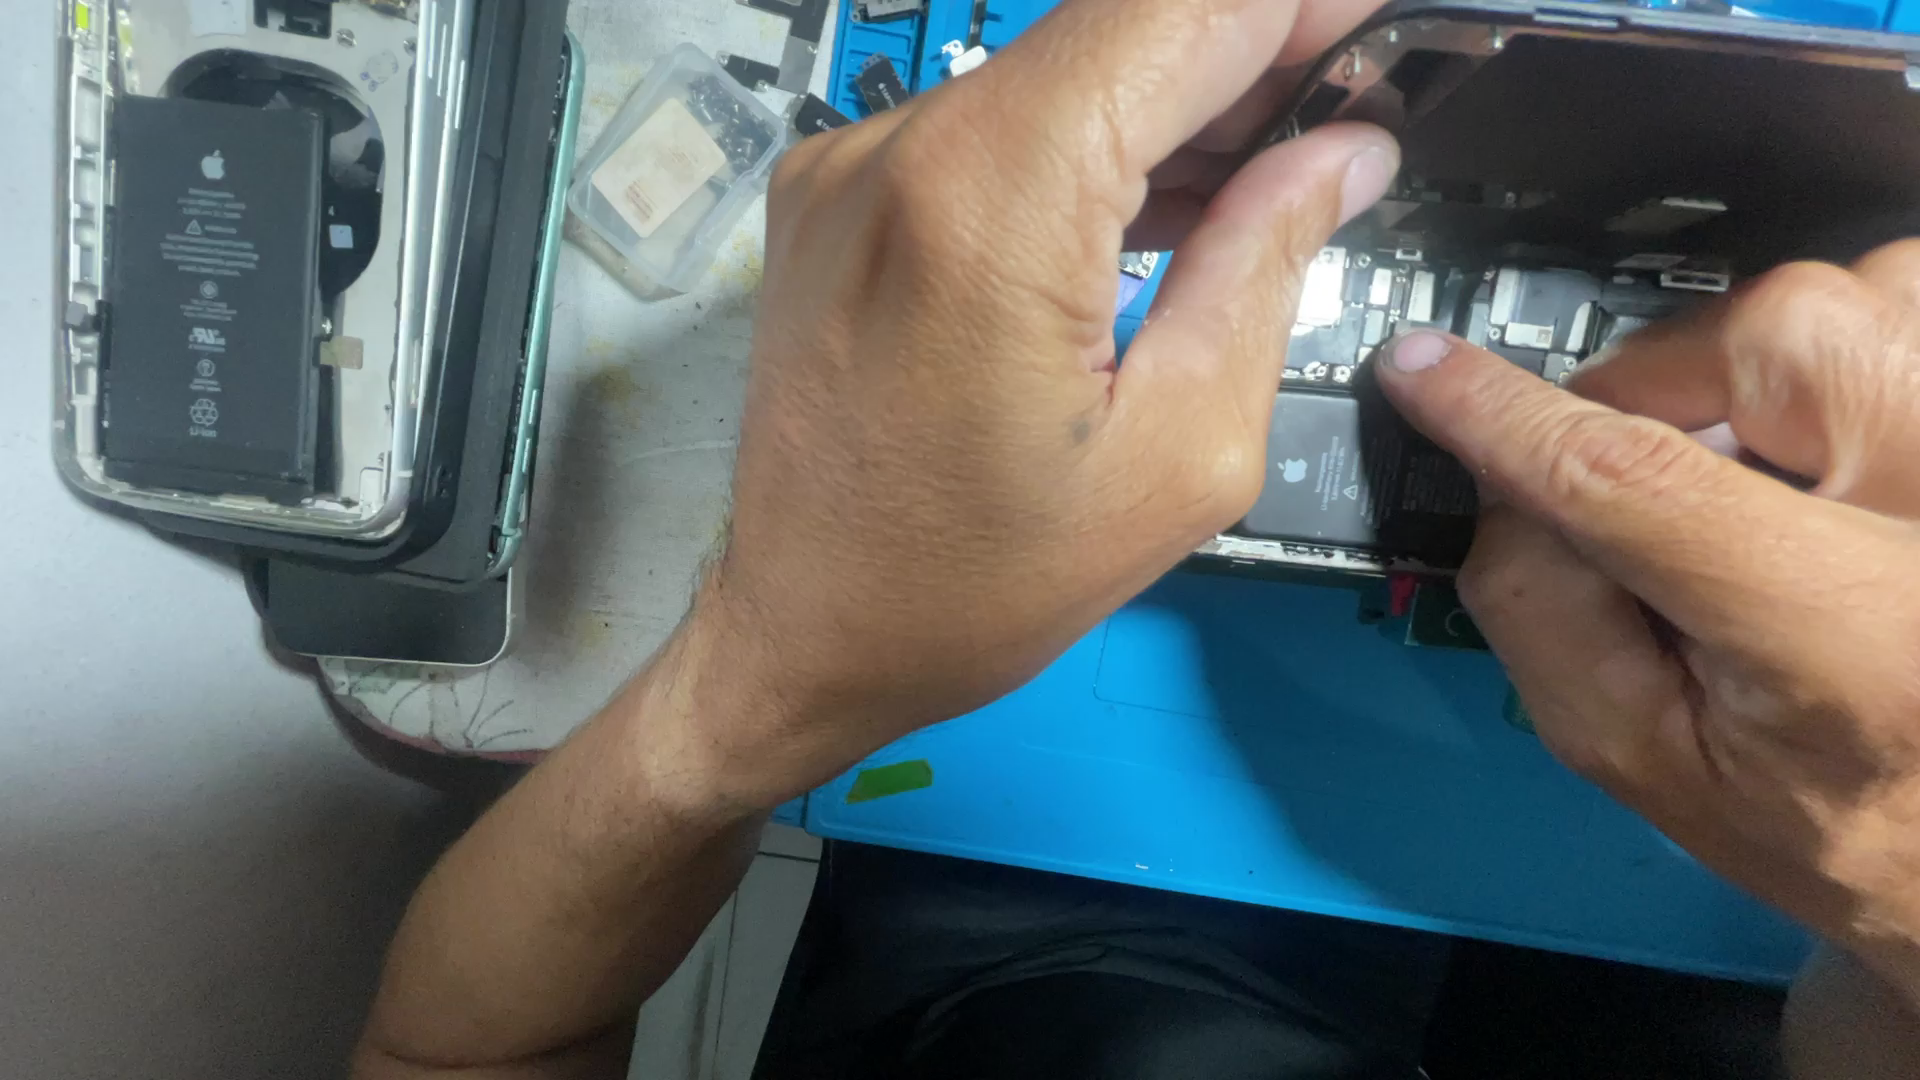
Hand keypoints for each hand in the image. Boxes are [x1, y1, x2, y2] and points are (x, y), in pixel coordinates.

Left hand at [676, 0, 1398, 804]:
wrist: (811, 635)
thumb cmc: (980, 585)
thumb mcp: (1176, 458)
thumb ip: (1265, 273)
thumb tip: (1338, 157)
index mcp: (991, 204)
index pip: (1184, 10)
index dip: (1299, 11)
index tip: (1370, 64)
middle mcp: (894, 153)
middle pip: (1110, 35)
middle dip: (1235, 70)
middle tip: (1322, 143)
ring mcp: (841, 176)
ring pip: (1043, 85)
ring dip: (1153, 121)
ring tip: (1239, 195)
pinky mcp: (824, 214)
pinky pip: (976, 142)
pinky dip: (1067, 163)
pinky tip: (1128, 224)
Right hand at [1374, 241, 1919, 1008]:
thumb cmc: (1800, 806)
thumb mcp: (1622, 739)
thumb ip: (1534, 611)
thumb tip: (1497, 480)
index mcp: (1847, 633)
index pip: (1629, 479)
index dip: (1504, 415)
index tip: (1417, 365)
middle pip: (1768, 338)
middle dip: (1653, 381)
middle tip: (1634, 458)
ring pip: (1849, 297)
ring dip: (1746, 368)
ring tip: (1748, 461)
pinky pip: (1905, 301)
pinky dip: (1829, 353)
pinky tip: (1824, 443)